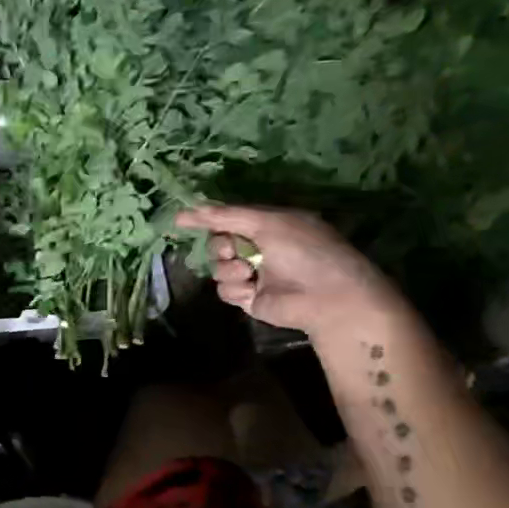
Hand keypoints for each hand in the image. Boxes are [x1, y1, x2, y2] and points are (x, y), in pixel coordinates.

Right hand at [174, 205, 404, 337]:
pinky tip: (252, 290)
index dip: (207, 219)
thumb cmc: (304, 251)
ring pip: (218, 267)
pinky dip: (235, 288)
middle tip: (234, 250)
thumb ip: (227, 215)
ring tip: (250, 274)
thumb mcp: (267, 222)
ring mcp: (254, 274)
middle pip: (218, 243)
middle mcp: (260, 248)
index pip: (228, 218)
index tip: (181, 220)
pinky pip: (224, 289)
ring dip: (229, 269)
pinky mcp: (249, 298)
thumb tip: (187, 209)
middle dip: (221, 246)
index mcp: (268, 225)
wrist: (327, 296)